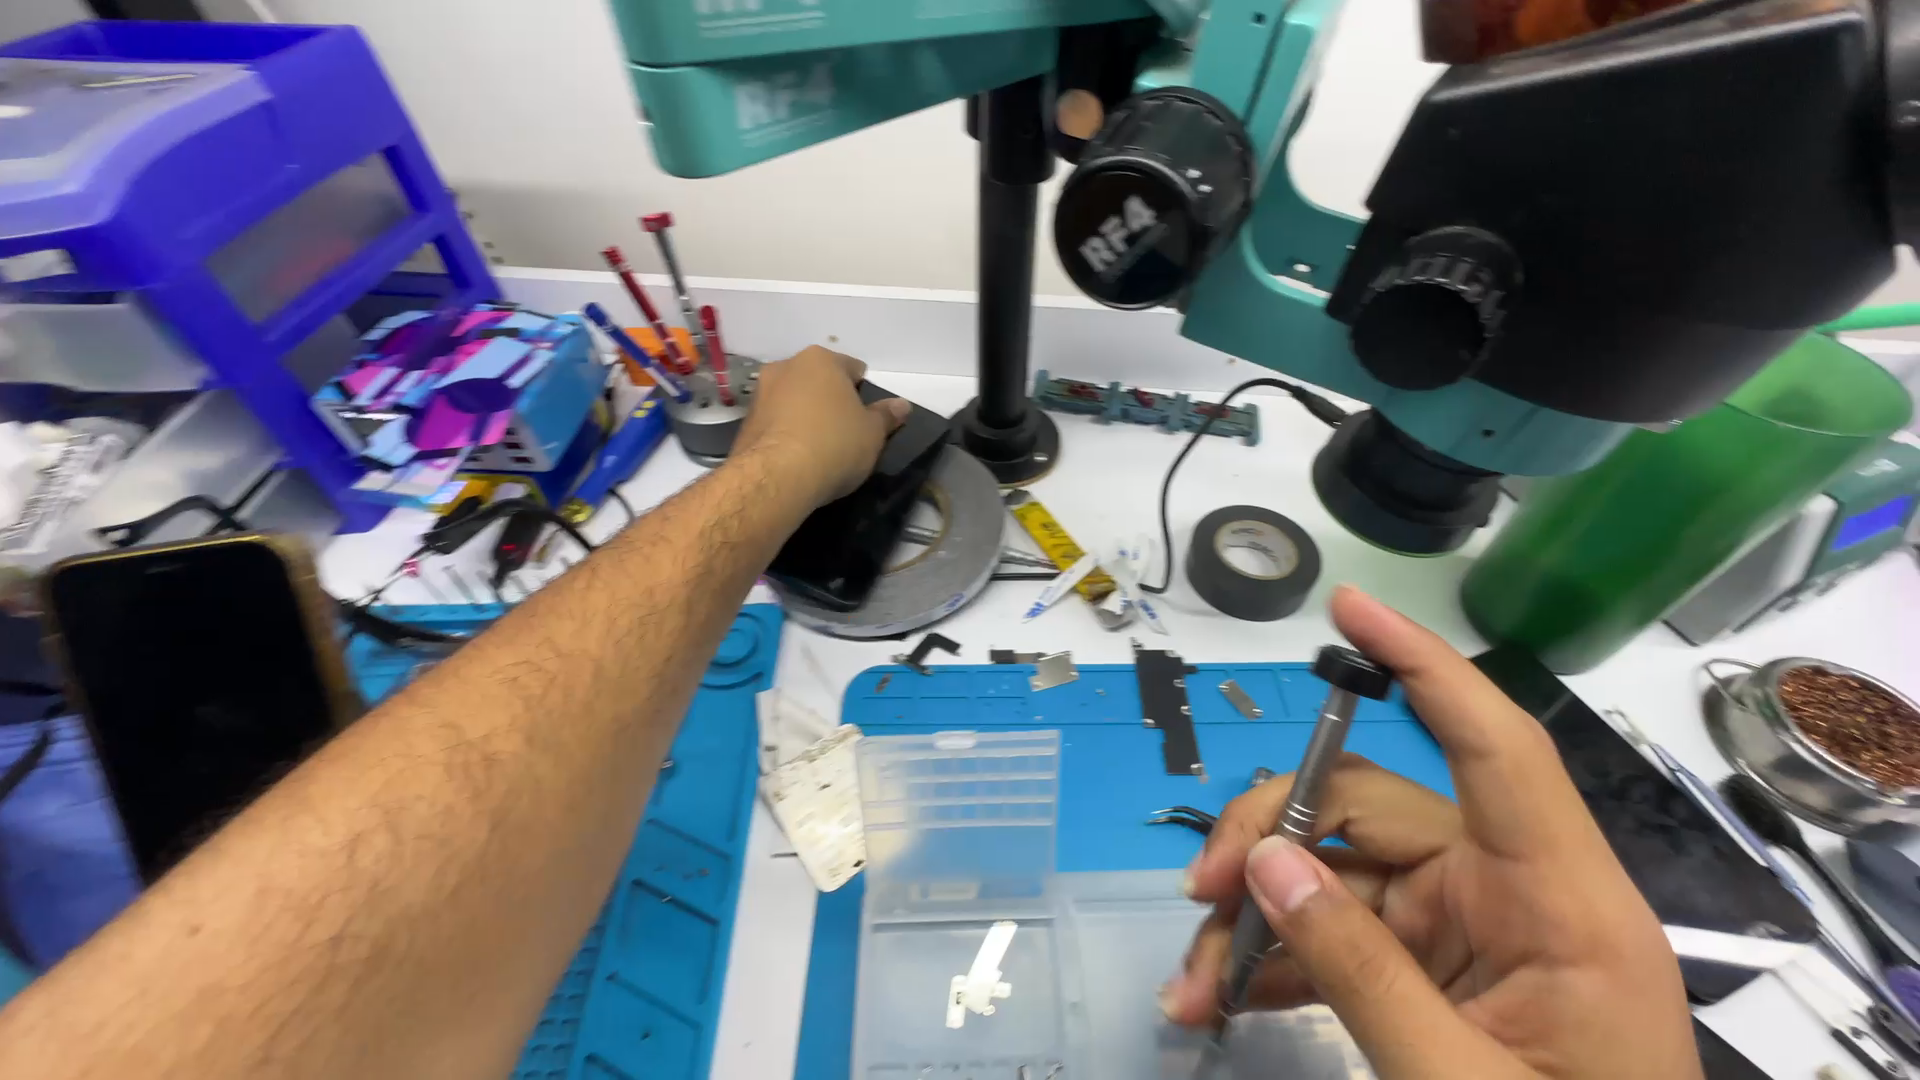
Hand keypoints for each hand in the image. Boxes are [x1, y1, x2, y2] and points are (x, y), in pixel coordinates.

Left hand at [731, 346, 908, 506]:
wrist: (777, 477)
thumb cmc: (834, 445)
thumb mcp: (873, 433)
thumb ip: (887, 416)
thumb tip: (902, 405)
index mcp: (820, 360)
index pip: (852, 368)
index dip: (864, 392)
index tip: (869, 417)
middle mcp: (786, 367)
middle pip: (818, 381)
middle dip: (831, 400)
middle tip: (846, 432)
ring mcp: (761, 393)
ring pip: (793, 400)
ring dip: (806, 415)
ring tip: (819, 448)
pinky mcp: (745, 423)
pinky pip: (775, 422)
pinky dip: (786, 433)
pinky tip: (797, 458)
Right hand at [1162, 586, 1700, 1079]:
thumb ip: (1360, 974)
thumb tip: (1265, 860)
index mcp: (1558, 905)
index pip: (1496, 748)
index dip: (1425, 667)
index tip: (1349, 608)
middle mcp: (1505, 887)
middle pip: (1361, 806)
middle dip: (1265, 837)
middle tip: (1200, 896)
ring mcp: (1459, 922)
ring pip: (1327, 868)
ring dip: (1250, 914)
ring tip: (1194, 981)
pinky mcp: (1424, 959)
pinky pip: (1330, 925)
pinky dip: (1269, 955)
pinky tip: (1219, 993)